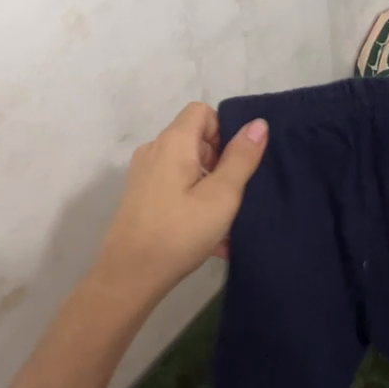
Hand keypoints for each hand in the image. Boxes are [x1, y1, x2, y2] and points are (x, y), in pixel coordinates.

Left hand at [90, 102, 267, 301]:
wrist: (129, 276)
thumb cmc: (180, 232)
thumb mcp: (221, 196)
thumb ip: (241, 158)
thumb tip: (258, 124)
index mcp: (173, 142)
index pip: (202, 111)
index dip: (223, 130)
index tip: (234, 164)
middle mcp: (154, 150)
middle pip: (194, 139)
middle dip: (218, 162)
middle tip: (231, 196)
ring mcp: (143, 174)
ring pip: (186, 167)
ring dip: (209, 187)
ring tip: (224, 223)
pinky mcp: (140, 197)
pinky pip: (174, 187)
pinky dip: (193, 202)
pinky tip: (209, 237)